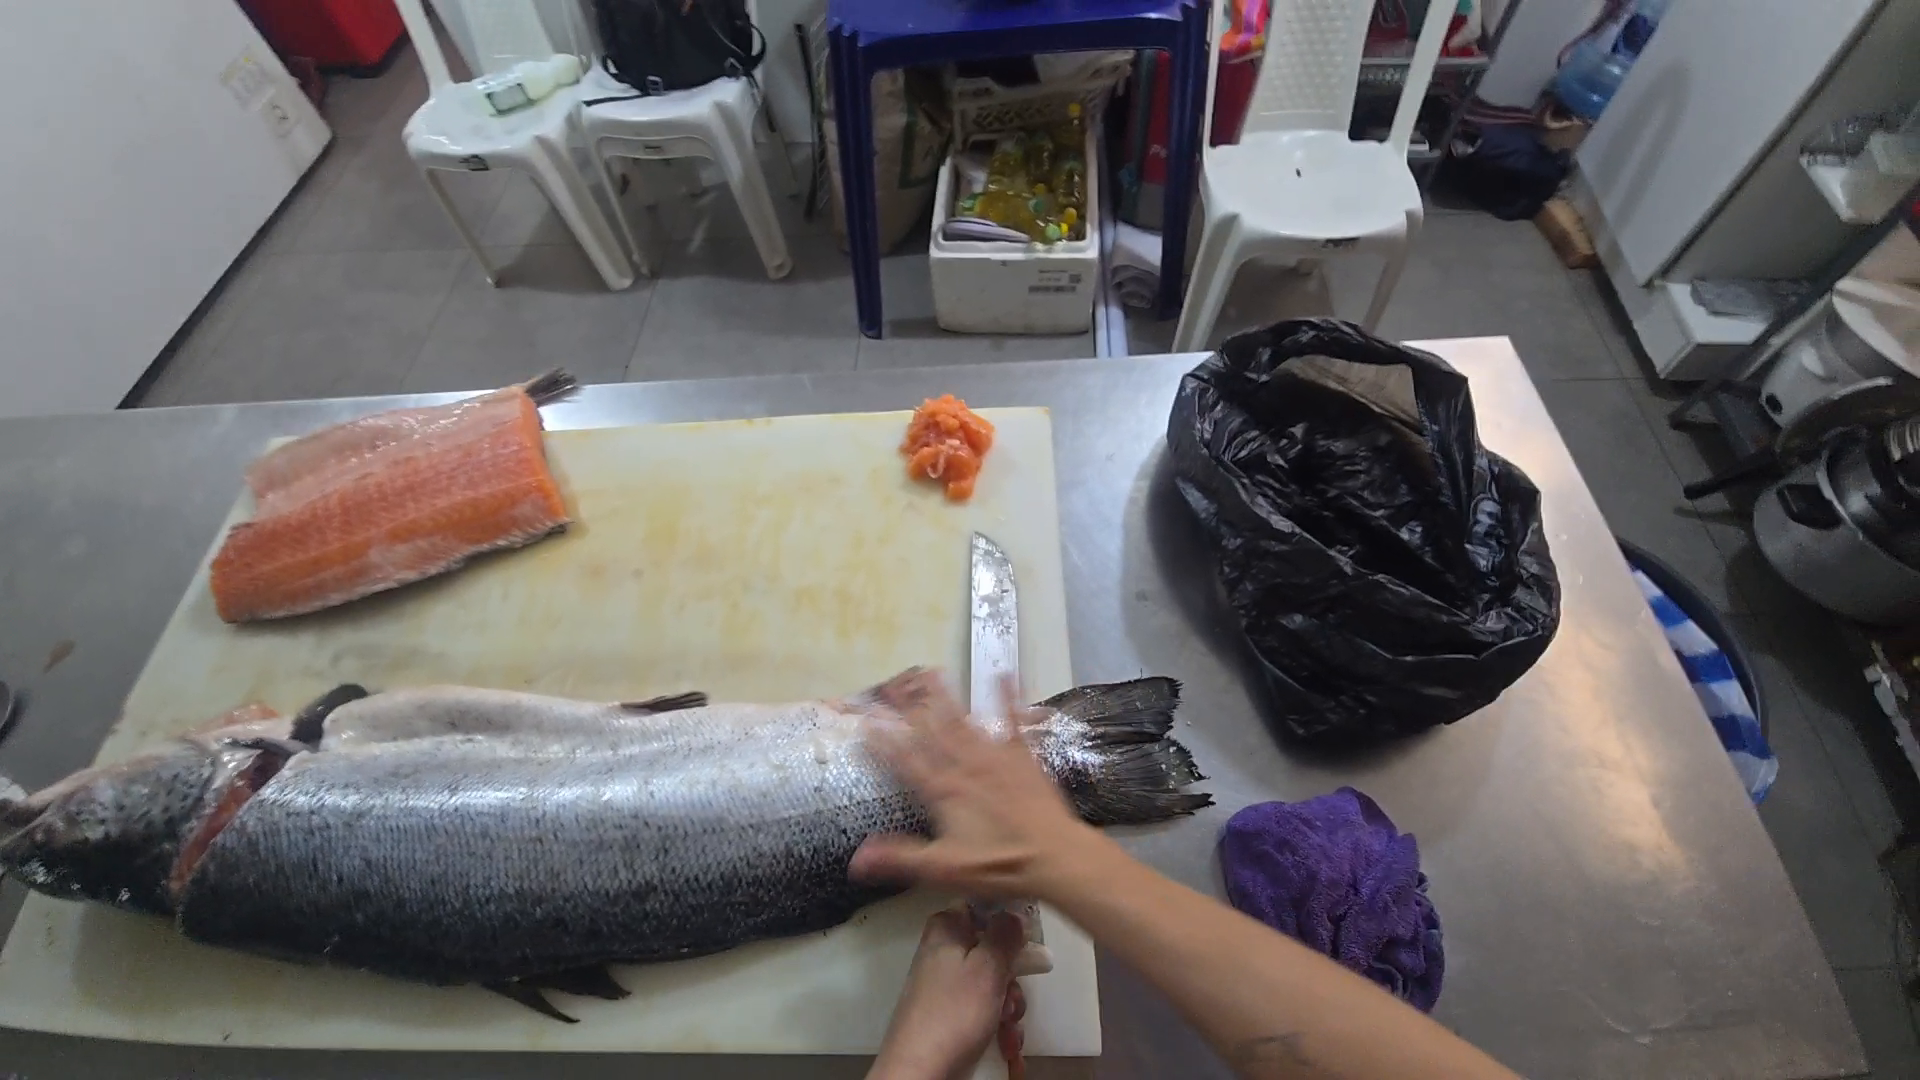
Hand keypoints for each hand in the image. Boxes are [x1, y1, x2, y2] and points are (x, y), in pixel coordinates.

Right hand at [851, 670, 1110, 900]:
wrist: (1054, 856)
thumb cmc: (998, 864)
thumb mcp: (944, 868)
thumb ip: (900, 858)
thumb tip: (855, 860)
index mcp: (943, 792)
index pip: (905, 762)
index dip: (884, 743)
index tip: (867, 722)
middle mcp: (964, 766)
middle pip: (931, 733)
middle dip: (909, 710)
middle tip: (892, 686)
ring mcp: (993, 756)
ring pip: (963, 721)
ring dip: (947, 696)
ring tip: (932, 672)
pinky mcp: (1022, 755)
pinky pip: (1013, 720)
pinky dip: (1008, 696)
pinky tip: (1005, 672)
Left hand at [869, 909, 1025, 1079]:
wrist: (919, 1073)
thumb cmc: (954, 1013)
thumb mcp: (987, 968)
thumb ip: (1006, 934)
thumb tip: (1016, 913)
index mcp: (947, 927)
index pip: (986, 908)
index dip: (1011, 924)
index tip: (1030, 945)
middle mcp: (945, 949)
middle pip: (994, 951)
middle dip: (1013, 980)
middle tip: (1012, 1002)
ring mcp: (947, 983)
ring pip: (993, 984)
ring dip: (1009, 1008)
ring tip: (1007, 1031)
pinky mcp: (950, 1013)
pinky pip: (984, 1008)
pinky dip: (998, 1025)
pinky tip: (1004, 1046)